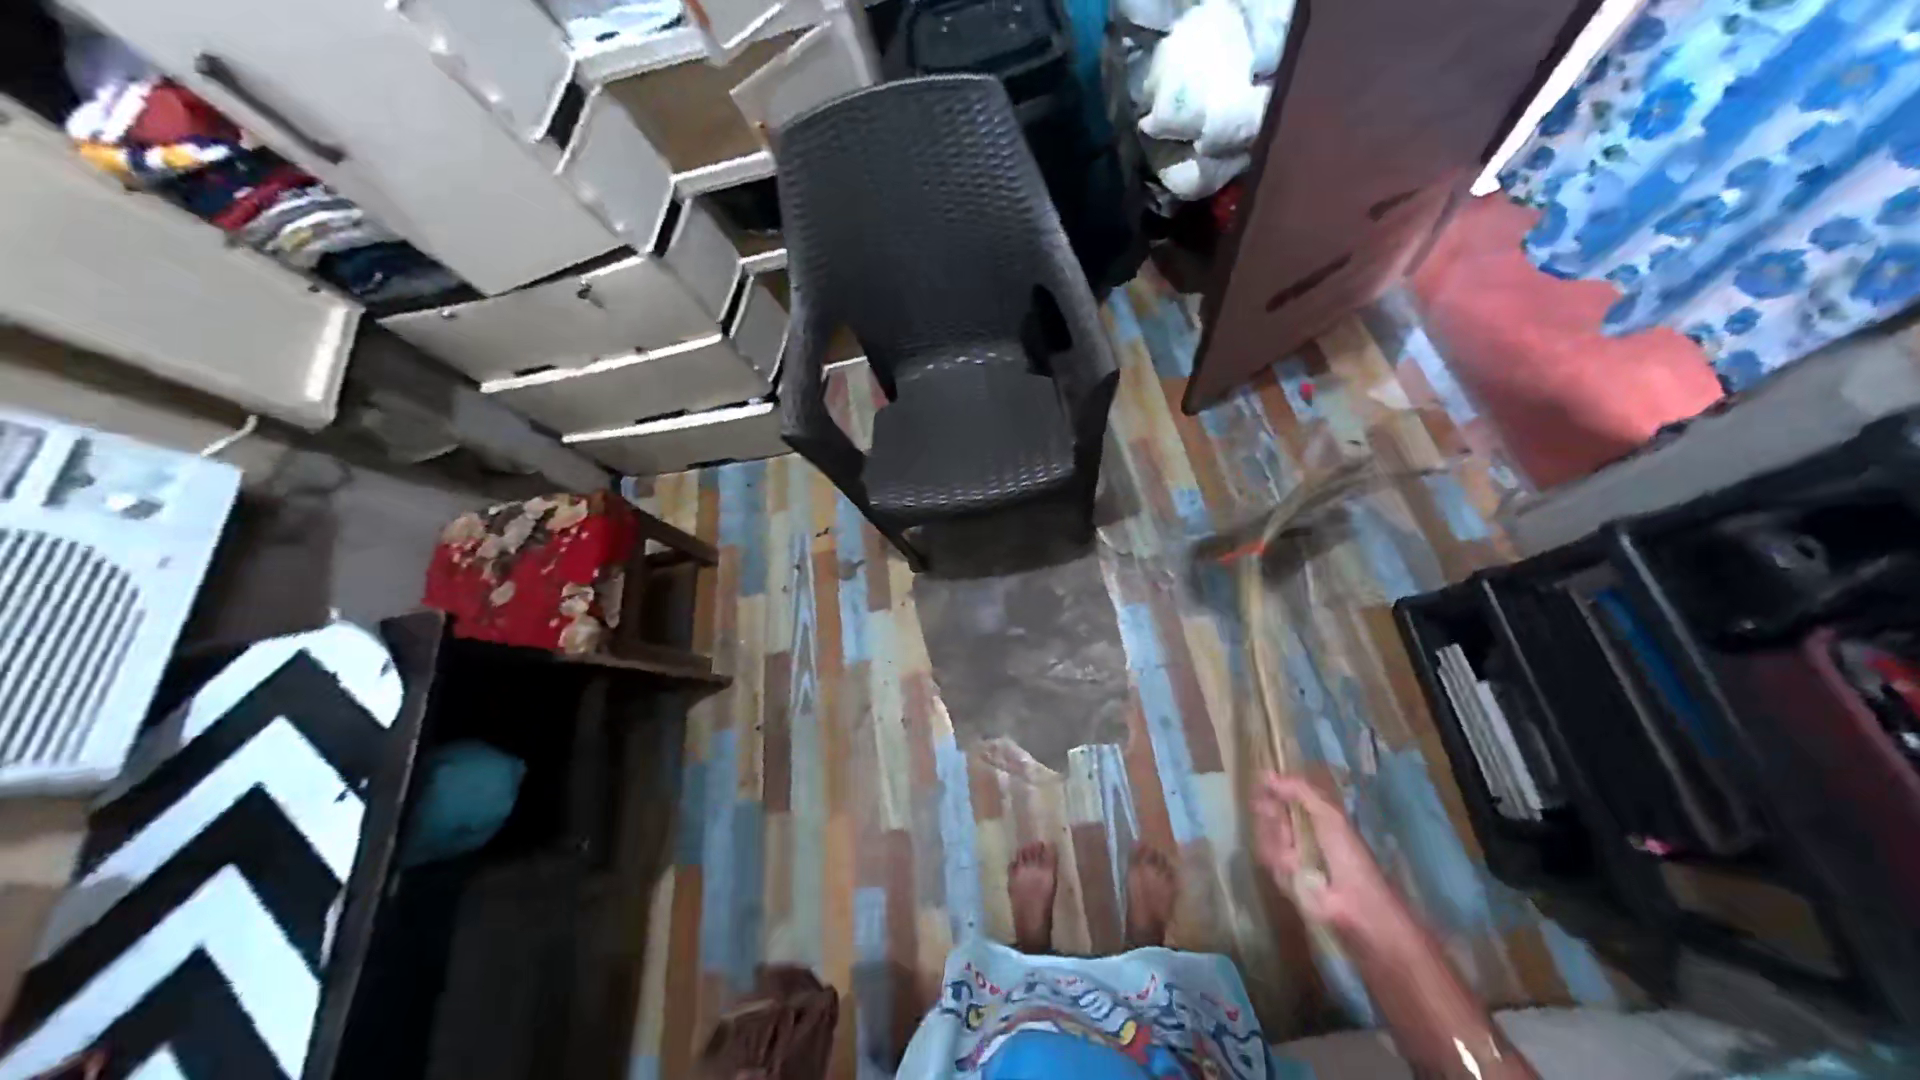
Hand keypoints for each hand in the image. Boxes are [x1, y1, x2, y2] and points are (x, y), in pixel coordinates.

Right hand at [1250, 772, 1408, 941]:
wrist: (1355, 902)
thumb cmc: (1347, 854)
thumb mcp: (1329, 814)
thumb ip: (1300, 790)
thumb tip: (1266, 773)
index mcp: (1315, 815)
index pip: (1285, 795)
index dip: (1273, 789)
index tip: (1262, 783)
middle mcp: (1300, 831)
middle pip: (1270, 812)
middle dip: (1270, 813)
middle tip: (1277, 819)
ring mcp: (1289, 853)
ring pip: (1265, 833)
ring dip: (1275, 840)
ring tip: (1292, 853)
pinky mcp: (1281, 874)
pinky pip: (1266, 857)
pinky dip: (1276, 859)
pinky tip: (1290, 866)